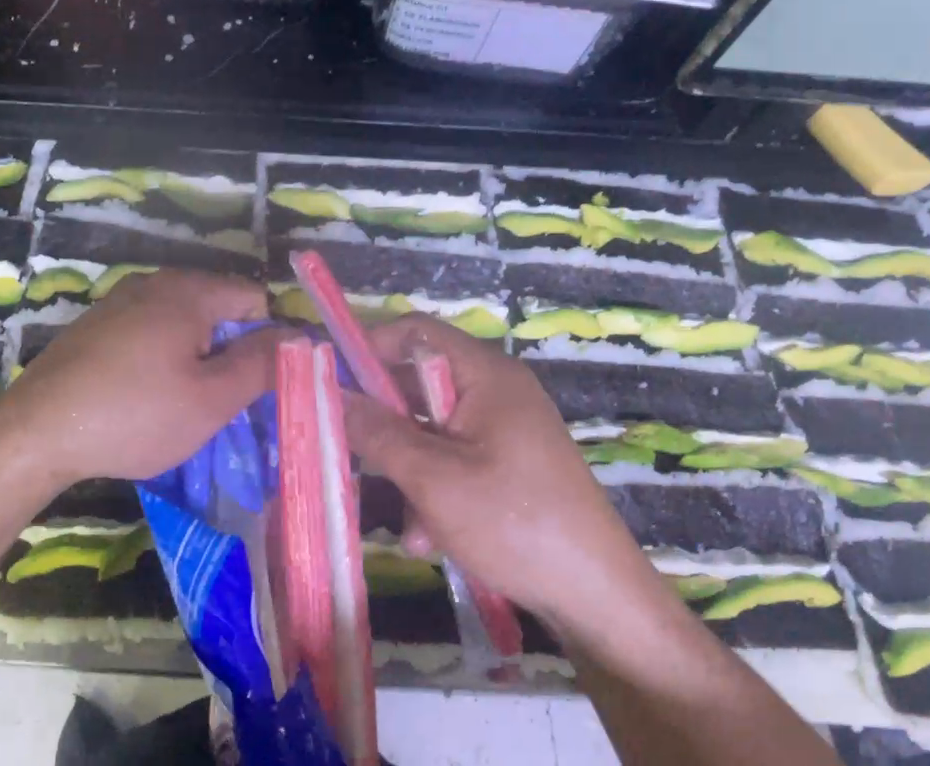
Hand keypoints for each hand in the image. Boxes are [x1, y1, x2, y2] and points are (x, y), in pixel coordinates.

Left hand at [0, 270, 289, 484]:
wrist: (37, 431)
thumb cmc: (134, 415)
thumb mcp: (210, 398)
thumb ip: (261, 364)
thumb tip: (299, 338)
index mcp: (189, 290)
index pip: (256, 298)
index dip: (272, 339)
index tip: (271, 383)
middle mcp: (155, 283)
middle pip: (219, 308)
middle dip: (234, 350)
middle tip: (234, 401)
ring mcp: (120, 301)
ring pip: (184, 323)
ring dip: (199, 357)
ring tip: (193, 405)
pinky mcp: (97, 327)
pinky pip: (151, 333)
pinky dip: (164, 359)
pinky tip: (151, 399)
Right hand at [343, 316, 678, 645]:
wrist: (598, 596)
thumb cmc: (513, 522)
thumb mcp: (433, 478)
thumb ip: (378, 433)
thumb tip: (334, 396)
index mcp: (486, 374)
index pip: (415, 332)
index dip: (369, 347)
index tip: (331, 383)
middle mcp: (498, 390)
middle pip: (419, 384)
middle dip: (385, 424)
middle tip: (351, 454)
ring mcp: (507, 430)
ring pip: (432, 430)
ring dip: (408, 470)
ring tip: (406, 523)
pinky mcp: (511, 466)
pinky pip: (455, 460)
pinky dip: (435, 491)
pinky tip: (429, 538)